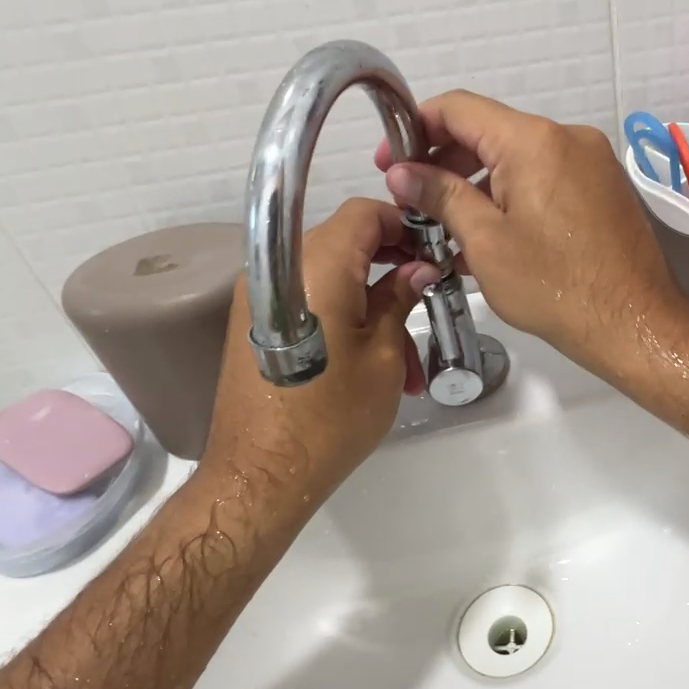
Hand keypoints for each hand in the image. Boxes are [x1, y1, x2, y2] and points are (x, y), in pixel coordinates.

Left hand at [201, 199, 438, 497]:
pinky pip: (309, 301)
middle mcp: (279, 268)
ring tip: (408, 362)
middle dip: (392, 267)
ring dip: (373, 304)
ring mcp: (259, 296)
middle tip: (428, 298)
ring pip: (331, 278)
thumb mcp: (382, 355)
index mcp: (315, 266)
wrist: (261, 474)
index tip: (433, 252)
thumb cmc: (332, 414)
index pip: (362, 214)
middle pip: (345, 242)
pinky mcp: (255, 324)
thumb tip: (420, 268)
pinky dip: (345, 317)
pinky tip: (374, 362)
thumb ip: (399, 298)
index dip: (402, 225)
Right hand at [374, 91, 686, 373]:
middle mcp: (568, 138)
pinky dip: (513, 197)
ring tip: (445, 227)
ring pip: (518, 159)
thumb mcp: (486, 242)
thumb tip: (403, 172)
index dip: (416, 128)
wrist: (634, 323)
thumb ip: (441, 196)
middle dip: (445, 162)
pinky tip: (489, 234)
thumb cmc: (557, 288)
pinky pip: (546, 179)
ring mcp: (592, 163)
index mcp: (535, 141)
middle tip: (413, 201)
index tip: (390, 162)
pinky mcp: (604, 189)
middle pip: (490, 132)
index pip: (459, 108)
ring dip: (478, 185)